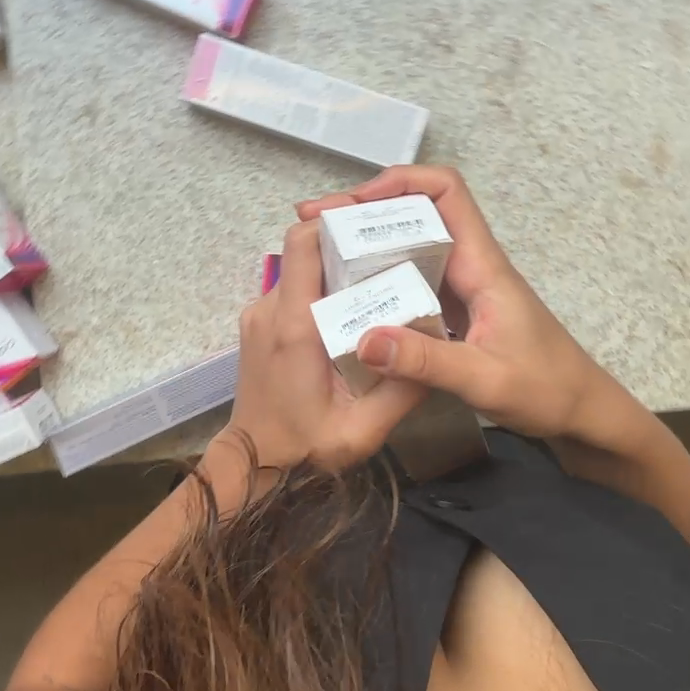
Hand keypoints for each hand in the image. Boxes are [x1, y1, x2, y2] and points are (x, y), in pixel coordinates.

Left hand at [223, 219, 429, 470]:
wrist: (252, 467)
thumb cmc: (304, 449)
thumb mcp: (363, 430)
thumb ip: (402, 390)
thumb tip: (437, 346)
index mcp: (294, 325)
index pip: (303, 244)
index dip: (337, 224)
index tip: (375, 226)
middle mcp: (270, 309)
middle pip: (306, 252)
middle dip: (347, 247)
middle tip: (391, 257)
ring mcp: (258, 315)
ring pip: (301, 272)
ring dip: (335, 272)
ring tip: (378, 285)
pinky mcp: (257, 325)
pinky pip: (292, 292)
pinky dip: (320, 292)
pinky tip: (350, 313)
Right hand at [297, 166, 620, 439]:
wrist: (582, 413)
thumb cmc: (547, 389)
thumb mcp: (484, 380)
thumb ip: (425, 361)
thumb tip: (362, 339)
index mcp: (481, 264)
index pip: (447, 192)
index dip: (400, 182)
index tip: (352, 203)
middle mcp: (469, 265)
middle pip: (417, 213)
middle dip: (365, 211)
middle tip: (312, 225)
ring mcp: (461, 288)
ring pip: (410, 245)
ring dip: (366, 243)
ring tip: (318, 255)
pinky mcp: (454, 311)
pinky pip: (410, 280)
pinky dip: (377, 278)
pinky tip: (348, 298)